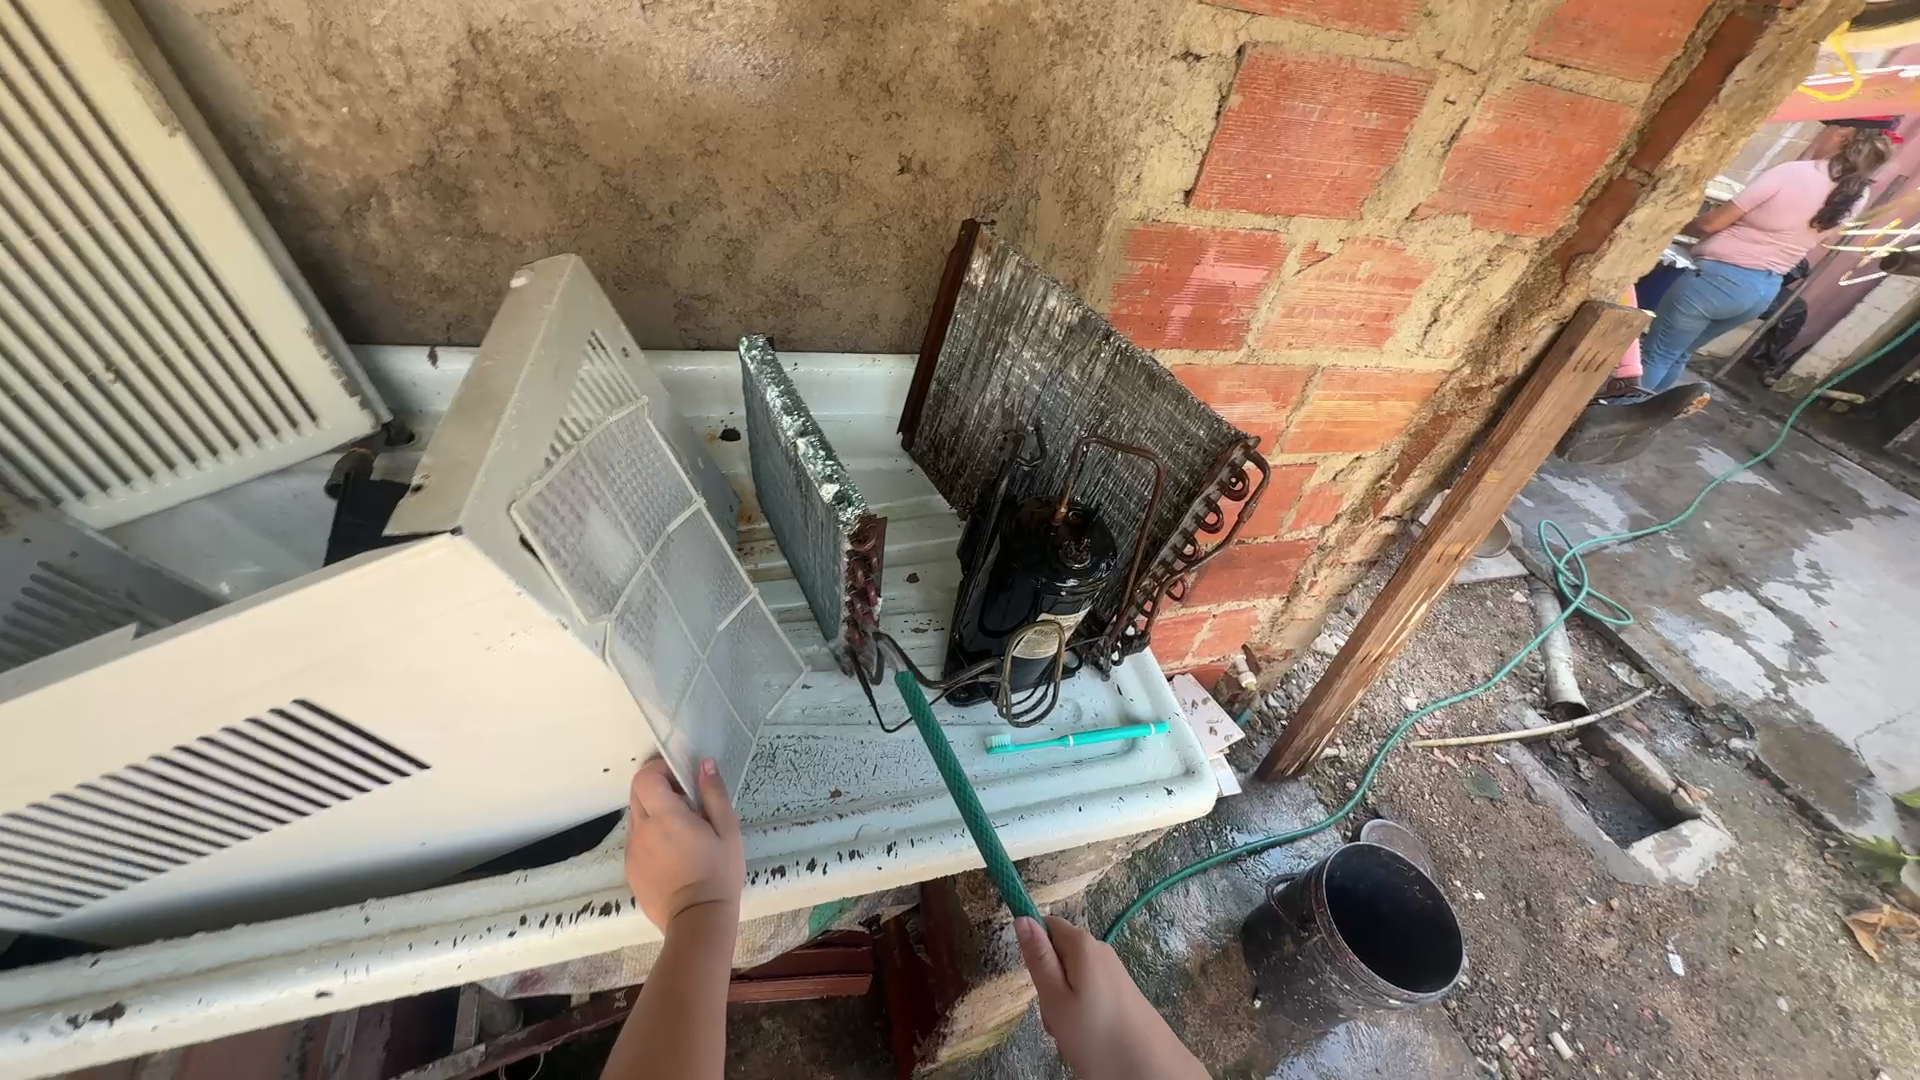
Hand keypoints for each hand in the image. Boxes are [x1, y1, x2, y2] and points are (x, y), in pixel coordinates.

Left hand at [624, 758, 744, 930]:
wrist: (697, 922)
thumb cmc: (718, 872)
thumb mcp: (728, 829)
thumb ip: (714, 793)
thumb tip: (704, 764)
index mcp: (665, 817)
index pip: (644, 778)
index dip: (659, 769)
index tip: (681, 777)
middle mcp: (641, 831)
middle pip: (637, 794)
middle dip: (658, 788)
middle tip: (686, 801)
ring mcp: (632, 852)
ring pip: (637, 817)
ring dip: (655, 812)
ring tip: (682, 831)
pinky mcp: (630, 870)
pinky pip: (637, 840)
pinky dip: (651, 835)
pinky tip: (674, 853)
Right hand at [1014, 915, 1206, 1079]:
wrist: (1154, 1072)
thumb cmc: (1097, 1036)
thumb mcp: (1056, 999)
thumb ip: (1038, 958)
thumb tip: (1022, 917)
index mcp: (1082, 944)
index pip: (1046, 924)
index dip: (1035, 950)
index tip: (1038, 982)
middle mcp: (1100, 950)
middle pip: (1060, 954)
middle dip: (1050, 984)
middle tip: (1056, 1017)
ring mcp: (1114, 972)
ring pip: (1074, 978)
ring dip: (1065, 1004)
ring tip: (1073, 1035)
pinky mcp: (1123, 993)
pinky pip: (1090, 993)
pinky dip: (1083, 1013)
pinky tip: (1089, 1039)